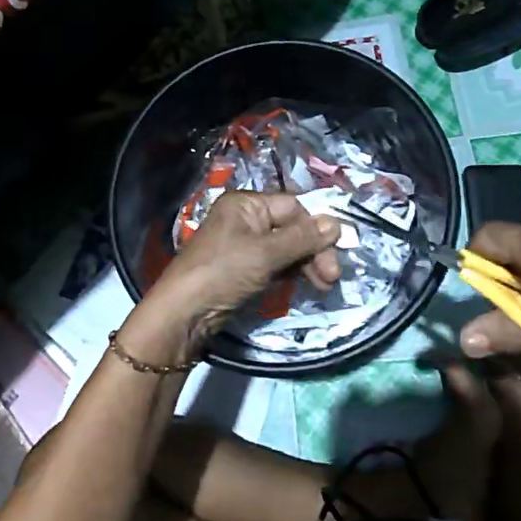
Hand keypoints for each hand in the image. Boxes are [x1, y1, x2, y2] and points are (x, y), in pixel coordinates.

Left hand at [139, 192, 342, 356]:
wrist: (183, 315)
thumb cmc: (222, 273)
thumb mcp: (266, 254)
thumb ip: (303, 238)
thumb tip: (337, 223)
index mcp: (247, 204)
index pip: (294, 208)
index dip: (316, 229)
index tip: (334, 254)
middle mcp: (247, 219)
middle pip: (293, 228)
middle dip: (315, 250)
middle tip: (331, 277)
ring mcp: (246, 245)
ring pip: (288, 248)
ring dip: (308, 264)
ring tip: (324, 286)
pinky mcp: (246, 269)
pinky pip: (278, 264)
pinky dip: (294, 273)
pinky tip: (308, 285)